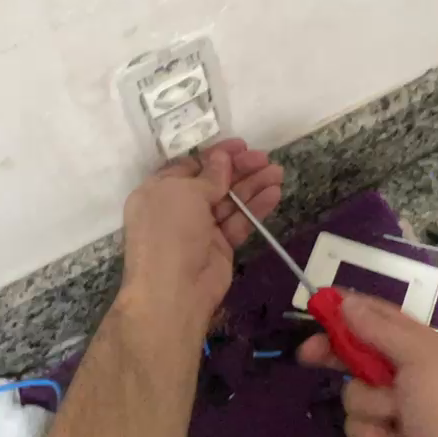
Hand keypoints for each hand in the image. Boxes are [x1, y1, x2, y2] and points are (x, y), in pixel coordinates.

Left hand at [118, 140, 282, 337]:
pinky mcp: (220, 247)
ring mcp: (199, 229)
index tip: (241, 145)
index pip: (189, 166)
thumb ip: (208, 176)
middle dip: (239, 169)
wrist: (173, 291)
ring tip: (278, 172)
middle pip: (213, 182)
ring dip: (253, 186)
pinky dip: (256, 208)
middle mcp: (178, 208)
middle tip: (265, 158)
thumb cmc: (170, 233)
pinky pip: (239, 222)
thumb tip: (221, 157)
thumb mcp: (184, 194)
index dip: (215, 155)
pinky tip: (274, 193)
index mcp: (158, 191)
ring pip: (229, 201)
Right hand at [298, 295, 437, 436]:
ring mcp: (392, 406)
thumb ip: (381, 329)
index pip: (380, 317)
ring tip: (395, 420)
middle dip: (335, 354)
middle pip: (358, 353)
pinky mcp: (380, 436)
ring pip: (353, 393)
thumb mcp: (420, 357)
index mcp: (423, 347)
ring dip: (370, 407)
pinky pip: (356, 425)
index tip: (317, 304)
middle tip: (307, 353)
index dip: (349, 308)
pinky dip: (372, 434)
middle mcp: (406, 372)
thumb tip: (348, 302)